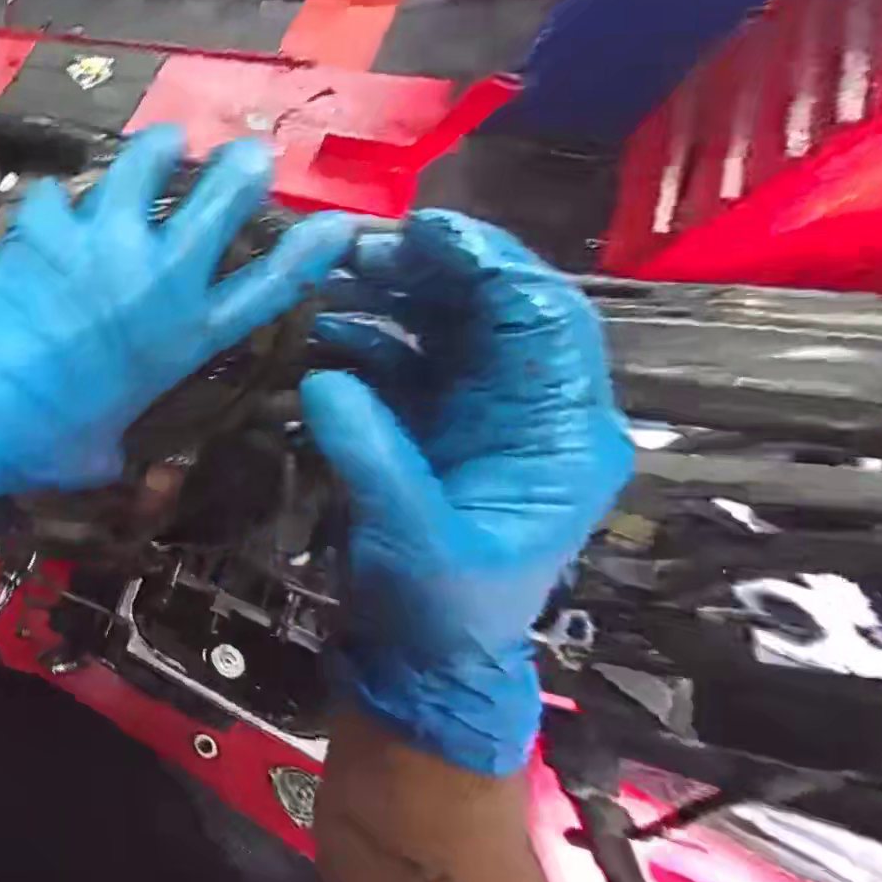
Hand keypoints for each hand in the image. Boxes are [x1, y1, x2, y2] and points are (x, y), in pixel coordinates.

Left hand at [0, 125, 355, 515]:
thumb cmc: (44, 439)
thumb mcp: (106, 452)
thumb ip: (134, 446)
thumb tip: (144, 467)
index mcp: (184, 338)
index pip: (268, 287)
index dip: (308, 253)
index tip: (335, 223)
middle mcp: (159, 279)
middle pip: (220, 202)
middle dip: (241, 170)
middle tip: (248, 153)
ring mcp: (105, 243)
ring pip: (146, 167)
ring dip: (158, 151)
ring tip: (163, 145)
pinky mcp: (51, 226)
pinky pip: (62, 194)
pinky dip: (60, 199)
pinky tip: (52, 208)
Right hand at [301, 211, 632, 776]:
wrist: (420, 652)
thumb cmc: (440, 606)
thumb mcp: (414, 538)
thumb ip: (374, 458)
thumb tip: (324, 376)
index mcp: (559, 432)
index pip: (544, 320)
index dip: (489, 264)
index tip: (422, 229)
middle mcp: (527, 405)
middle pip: (489, 309)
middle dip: (425, 270)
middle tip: (354, 250)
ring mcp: (476, 407)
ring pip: (442, 324)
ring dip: (387, 295)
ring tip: (327, 278)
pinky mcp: (431, 417)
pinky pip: (403, 356)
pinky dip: (364, 335)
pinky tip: (322, 328)